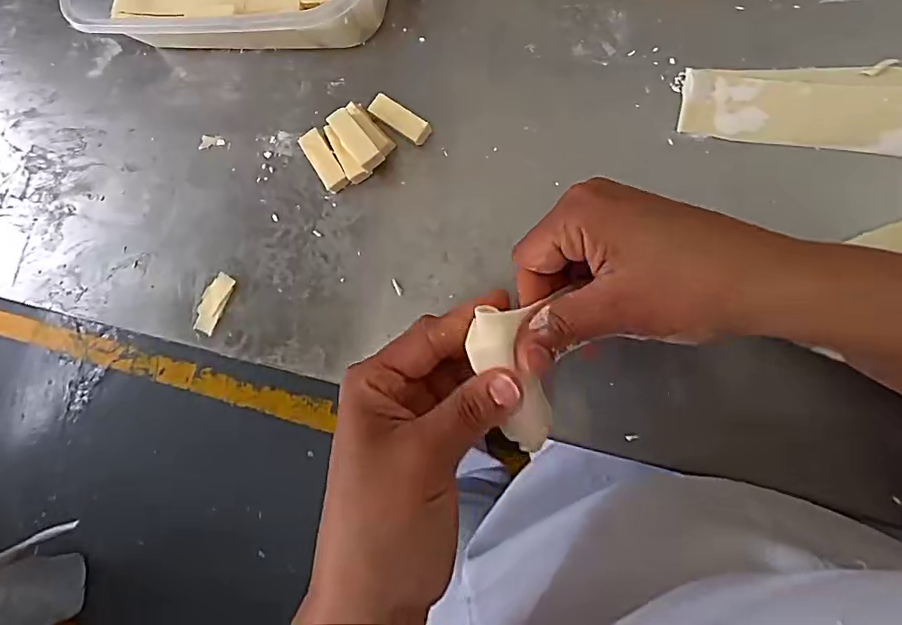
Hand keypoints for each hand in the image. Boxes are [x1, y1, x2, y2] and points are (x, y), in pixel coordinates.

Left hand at [296, 293, 524, 624]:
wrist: (373, 599)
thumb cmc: (379, 524)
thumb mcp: (423, 458)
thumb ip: (467, 411)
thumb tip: (510, 375)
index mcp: (373, 383)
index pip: (426, 338)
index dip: (465, 320)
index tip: (506, 306)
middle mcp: (390, 394)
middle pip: (443, 357)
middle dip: (483, 351)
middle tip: (528, 345)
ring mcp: (412, 421)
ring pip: (457, 385)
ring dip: (489, 381)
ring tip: (529, 375)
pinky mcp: (431, 448)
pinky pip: (463, 414)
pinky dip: (488, 410)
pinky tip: (514, 410)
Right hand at [511, 177, 806, 375]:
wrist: (768, 279)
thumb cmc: (688, 289)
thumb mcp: (617, 311)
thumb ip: (560, 326)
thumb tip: (521, 352)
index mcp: (576, 209)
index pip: (527, 259)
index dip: (536, 302)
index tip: (556, 337)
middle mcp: (589, 197)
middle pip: (548, 255)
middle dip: (562, 298)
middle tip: (589, 333)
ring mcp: (616, 203)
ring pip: (574, 257)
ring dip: (584, 293)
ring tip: (616, 319)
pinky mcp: (638, 217)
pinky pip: (599, 249)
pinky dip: (603, 280)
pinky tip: (630, 301)